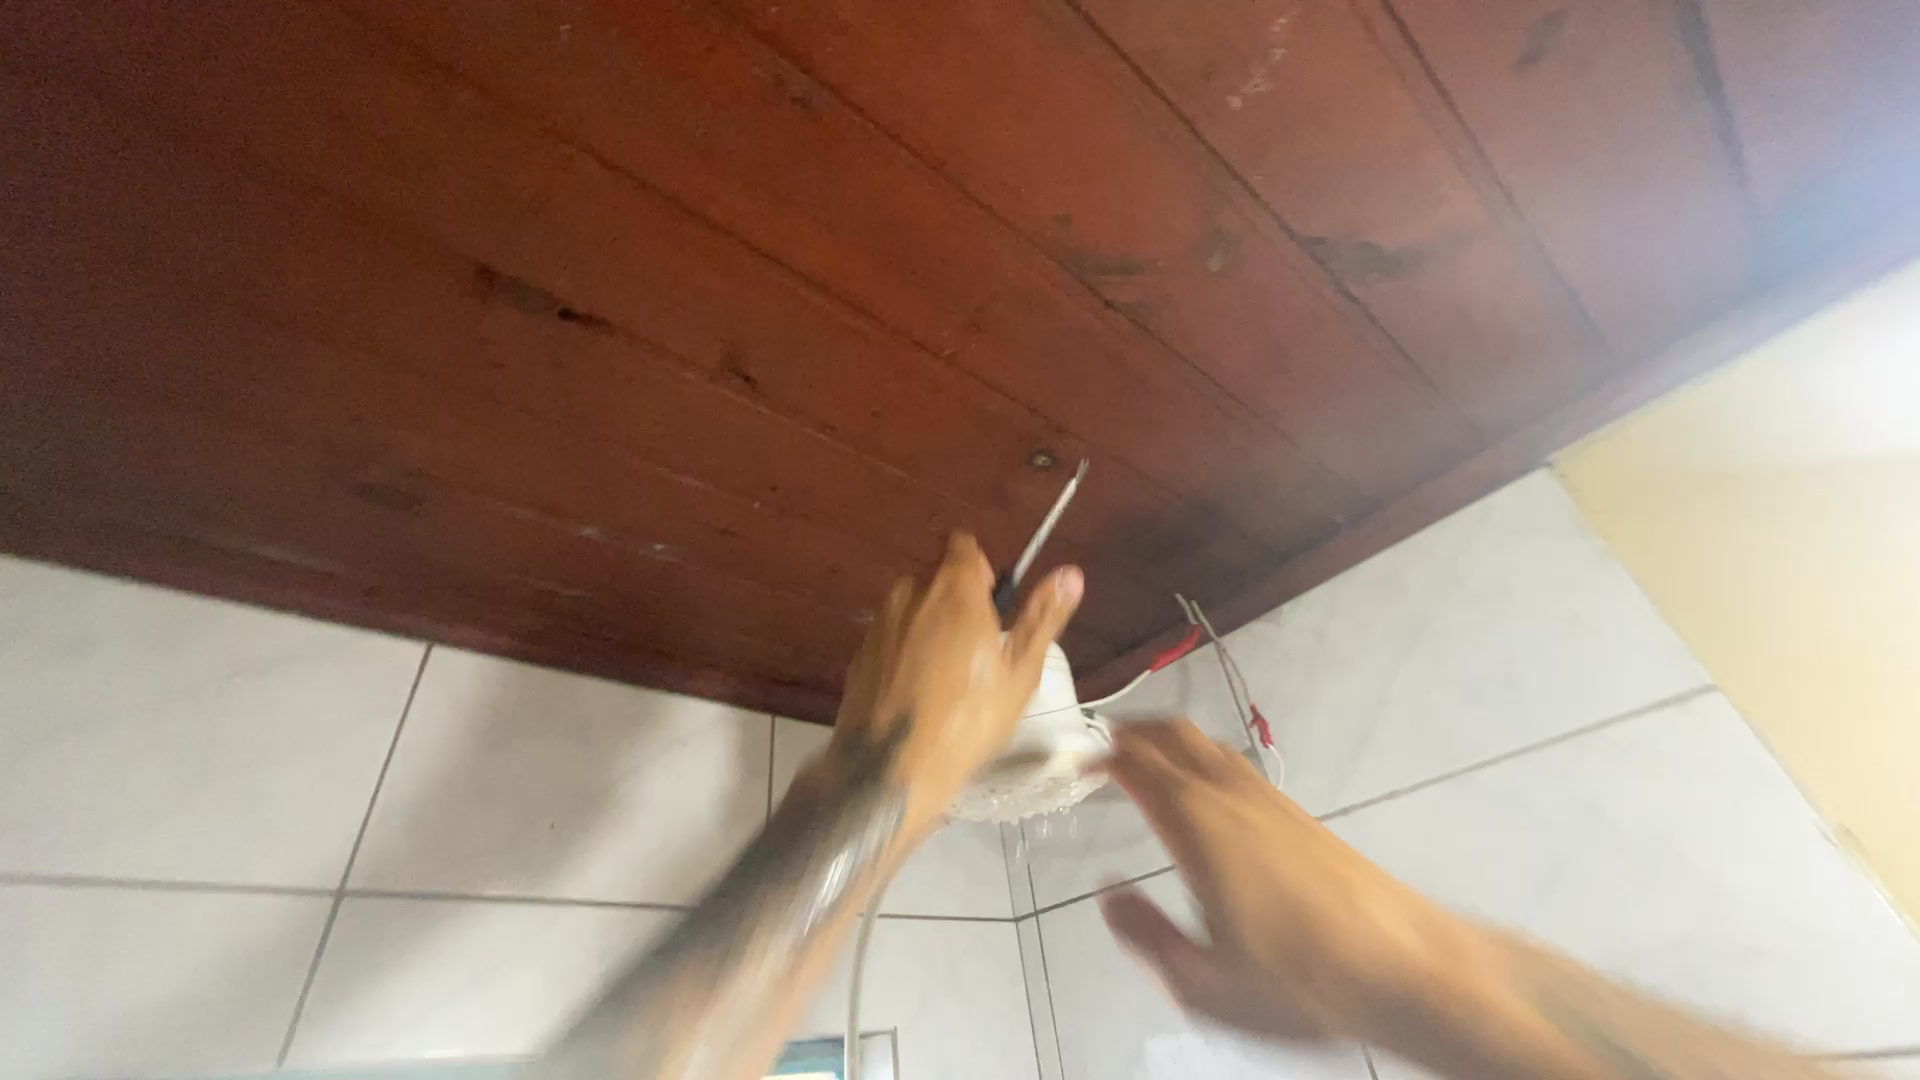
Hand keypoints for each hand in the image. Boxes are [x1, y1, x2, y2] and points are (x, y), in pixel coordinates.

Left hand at [829, 532, 1081, 832]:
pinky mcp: (860, 651)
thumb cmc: (969, 720)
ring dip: (931, 621)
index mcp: (955, 590)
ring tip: (950, 672)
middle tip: (979, 645)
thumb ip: (1043, 616)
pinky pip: (891, 633)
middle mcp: (911, 593)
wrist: (892, 768)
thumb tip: (1071, 573)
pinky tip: (919, 688)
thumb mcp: (1020, 673)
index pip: (964, 545)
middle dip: (959, 596)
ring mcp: (880, 621)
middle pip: (938, 573)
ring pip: (912, 603)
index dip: (982, 567)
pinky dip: (906, 646)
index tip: (993, 602)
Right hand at [1099, 718, 1458, 1042]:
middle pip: (1169, 733)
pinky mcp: (1294, 810)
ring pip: (1203, 742)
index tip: (1078, 767)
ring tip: (1146, 761)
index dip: (1100, 757)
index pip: (1134, 763)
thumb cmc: (1296, 977)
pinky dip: (1198, 757)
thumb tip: (1109, 895)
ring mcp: (1264, 795)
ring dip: (1166, 740)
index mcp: (1193, 820)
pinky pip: (1231, 761)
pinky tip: (1205, 794)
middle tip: (1104, 748)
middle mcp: (1224, 792)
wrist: (1405, 967)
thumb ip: (1144, 935)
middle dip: (1130, 732)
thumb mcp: (1202, 981)